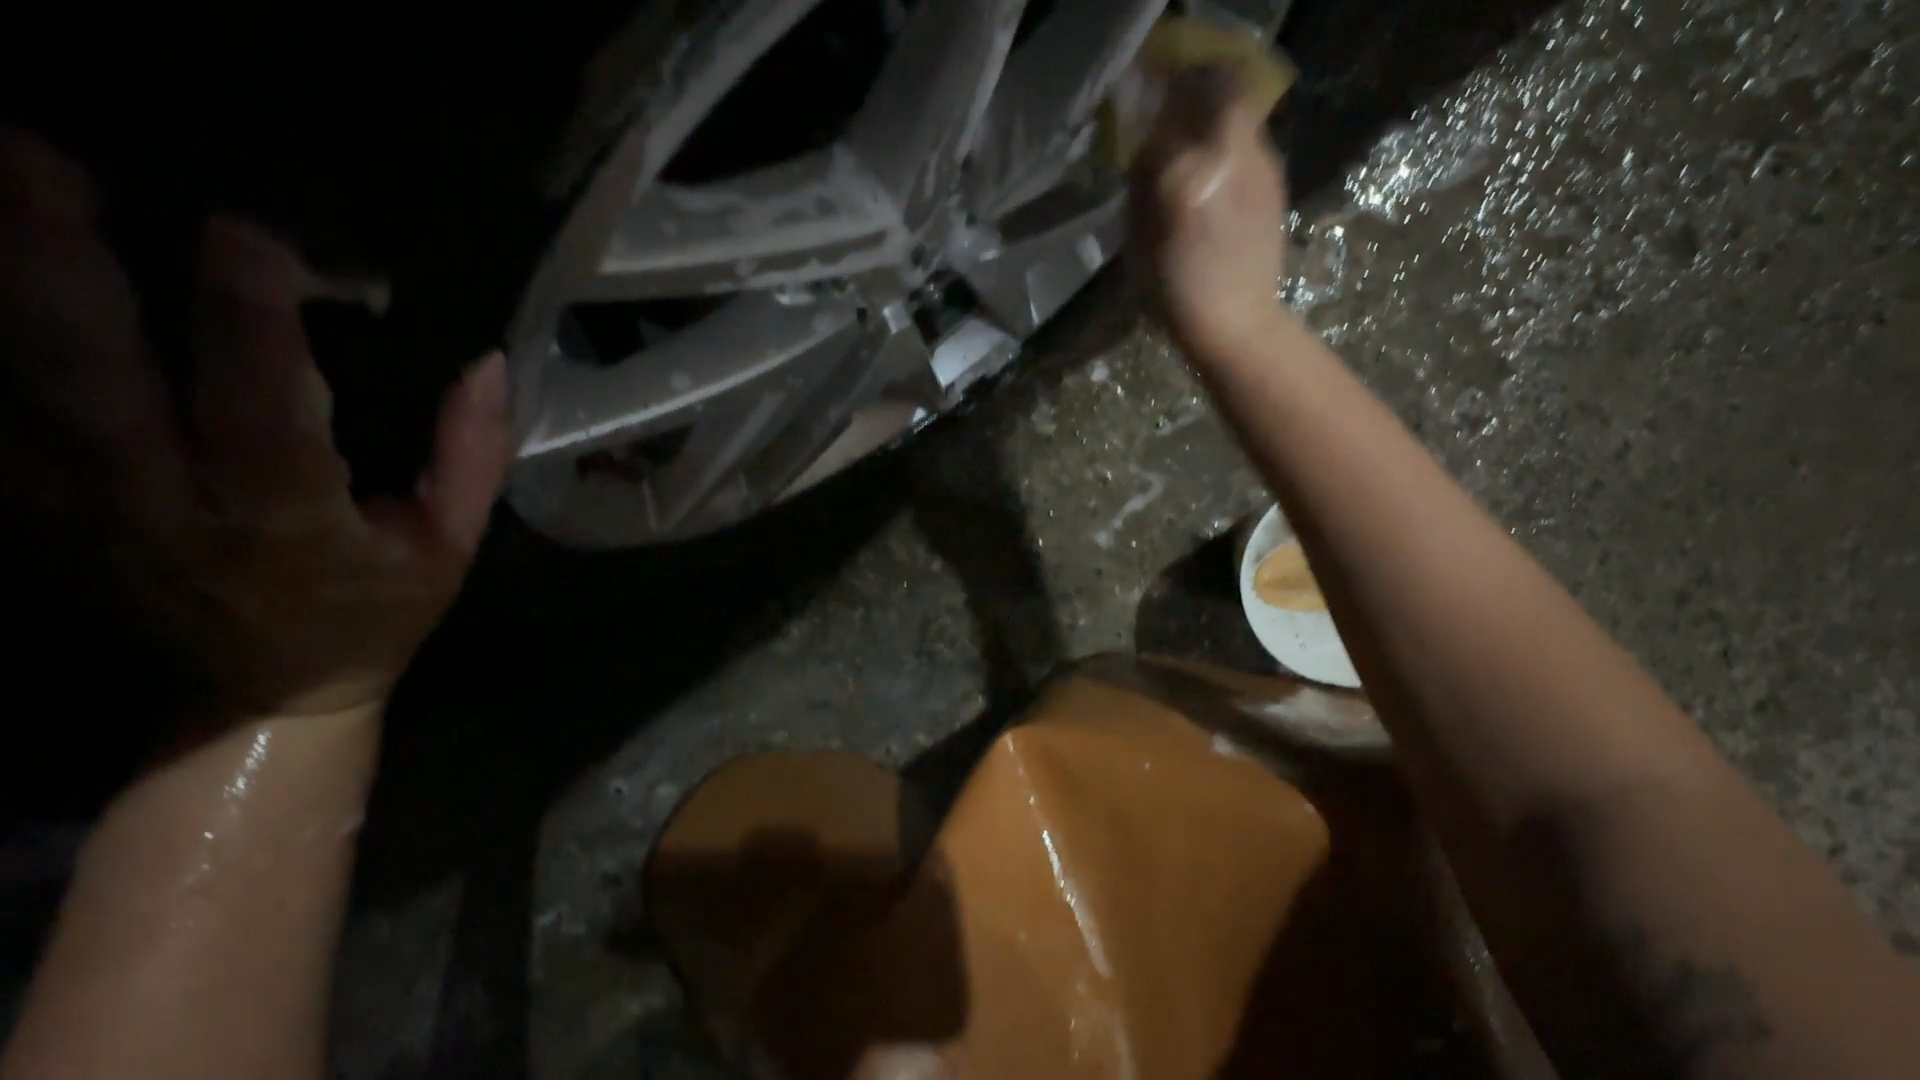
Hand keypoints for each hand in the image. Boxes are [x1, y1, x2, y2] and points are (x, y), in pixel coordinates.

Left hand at [0, 130, 512, 721]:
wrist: (260, 699)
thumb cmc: (373, 615)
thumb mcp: (450, 547)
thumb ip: (470, 456)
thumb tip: (488, 362)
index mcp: (288, 517)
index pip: (264, 410)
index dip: (252, 319)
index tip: (247, 230)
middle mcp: (169, 505)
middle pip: (94, 379)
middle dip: (60, 266)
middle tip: (38, 155)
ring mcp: (83, 507)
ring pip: (23, 380)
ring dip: (1, 280)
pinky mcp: (37, 508)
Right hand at [1128, 67, 1291, 357]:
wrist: (1237, 324)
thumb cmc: (1173, 294)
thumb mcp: (1138, 240)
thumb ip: (1143, 183)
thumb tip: (1150, 145)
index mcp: (1185, 173)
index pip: (1168, 108)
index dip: (1154, 105)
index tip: (1144, 119)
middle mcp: (1227, 155)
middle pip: (1217, 90)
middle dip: (1194, 96)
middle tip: (1176, 121)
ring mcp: (1259, 165)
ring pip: (1240, 109)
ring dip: (1216, 116)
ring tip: (1199, 147)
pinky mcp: (1276, 180)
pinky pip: (1252, 139)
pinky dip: (1233, 142)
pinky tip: (1219, 176)